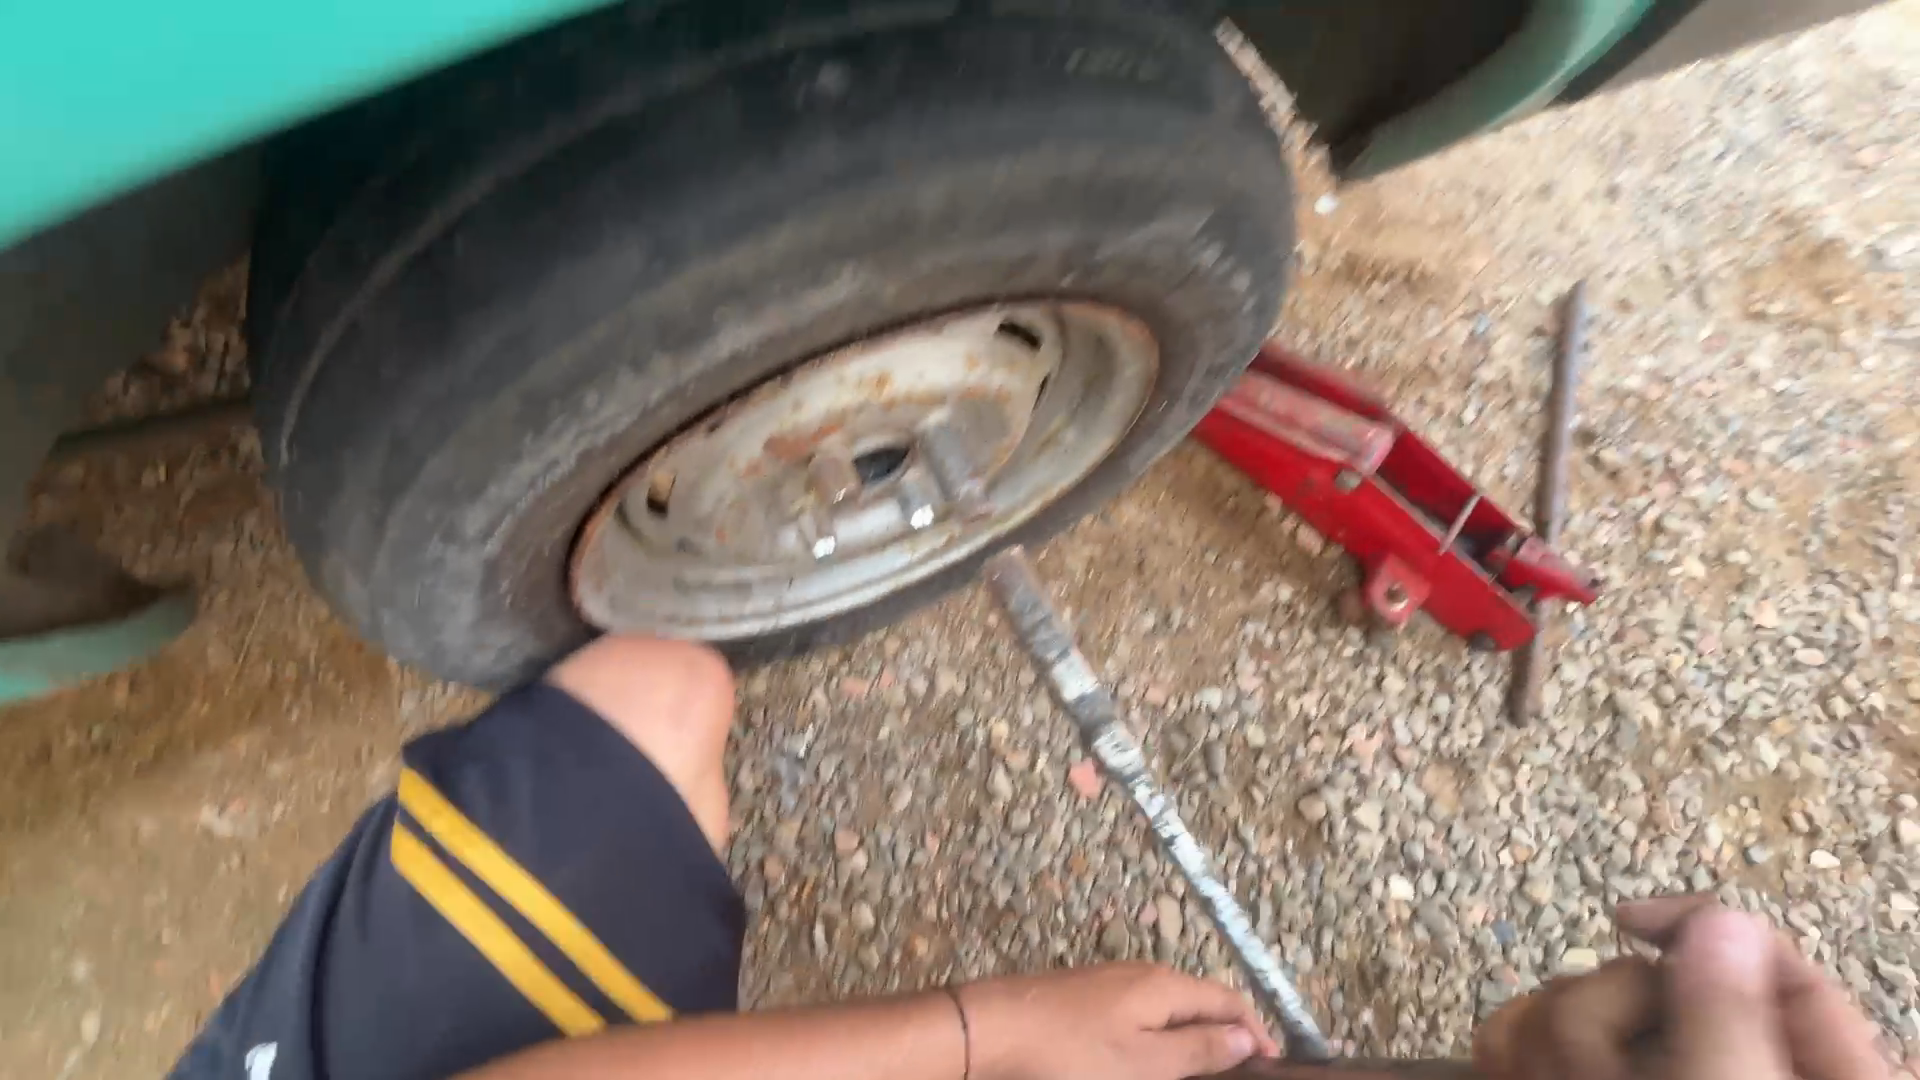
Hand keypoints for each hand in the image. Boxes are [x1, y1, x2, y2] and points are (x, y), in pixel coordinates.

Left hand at [956, 963, 1278, 1079]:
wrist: (1004, 1025)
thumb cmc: (1077, 1051)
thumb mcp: (1146, 1061)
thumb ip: (1198, 1047)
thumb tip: (1245, 1036)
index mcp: (1163, 985)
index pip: (1226, 997)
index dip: (1255, 1029)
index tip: (1276, 1065)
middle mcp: (1144, 972)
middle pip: (1201, 997)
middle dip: (1228, 1029)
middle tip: (1246, 1070)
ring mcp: (1116, 979)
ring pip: (1172, 1004)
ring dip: (1196, 1032)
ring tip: (1209, 1067)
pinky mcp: (1094, 993)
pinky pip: (1146, 1009)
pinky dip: (1165, 1031)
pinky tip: (1159, 1055)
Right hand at [1475, 896, 1892, 1079]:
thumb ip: (1735, 1022)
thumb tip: (1720, 917)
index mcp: (1791, 1074)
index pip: (1763, 962)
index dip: (1696, 926)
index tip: (1621, 920)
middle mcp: (1715, 1066)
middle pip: (1646, 980)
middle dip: (1601, 1015)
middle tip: (1597, 1074)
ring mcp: (1639, 1076)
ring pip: (1573, 1000)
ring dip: (1547, 1040)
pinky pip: (1525, 1031)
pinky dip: (1512, 1051)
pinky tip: (1518, 1078)